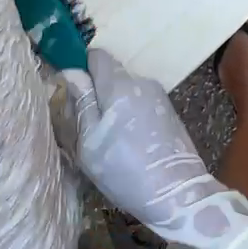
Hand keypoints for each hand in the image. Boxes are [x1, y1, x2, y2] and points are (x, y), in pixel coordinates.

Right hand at [57, 49, 247, 248]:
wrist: (177, 193)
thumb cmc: (125, 170)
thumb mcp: (90, 142)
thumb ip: (82, 103)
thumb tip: (70, 72)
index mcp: (120, 85)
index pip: (97, 56)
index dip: (82, 68)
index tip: (73, 93)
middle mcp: (142, 81)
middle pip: (112, 74)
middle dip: (97, 93)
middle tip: (86, 127)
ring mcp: (158, 95)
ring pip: (126, 91)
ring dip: (114, 107)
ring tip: (109, 141)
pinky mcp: (168, 111)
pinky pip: (141, 103)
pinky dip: (130, 116)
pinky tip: (129, 144)